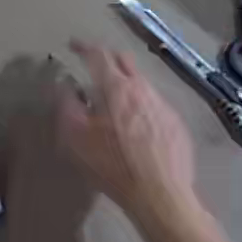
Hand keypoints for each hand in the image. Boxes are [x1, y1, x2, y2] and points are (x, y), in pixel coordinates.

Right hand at [57, 39, 203, 236]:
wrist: (161, 196)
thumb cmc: (113, 166)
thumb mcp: (77, 138)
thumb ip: (67, 105)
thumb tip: (65, 85)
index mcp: (115, 87)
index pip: (98, 54)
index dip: (83, 46)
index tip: (73, 45)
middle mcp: (142, 87)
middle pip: (124, 60)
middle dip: (107, 58)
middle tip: (94, 67)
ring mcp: (162, 104)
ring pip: (141, 82)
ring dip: (126, 83)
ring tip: (115, 101)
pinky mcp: (176, 123)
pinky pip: (155, 103)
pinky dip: (141, 105)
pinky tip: (137, 126)